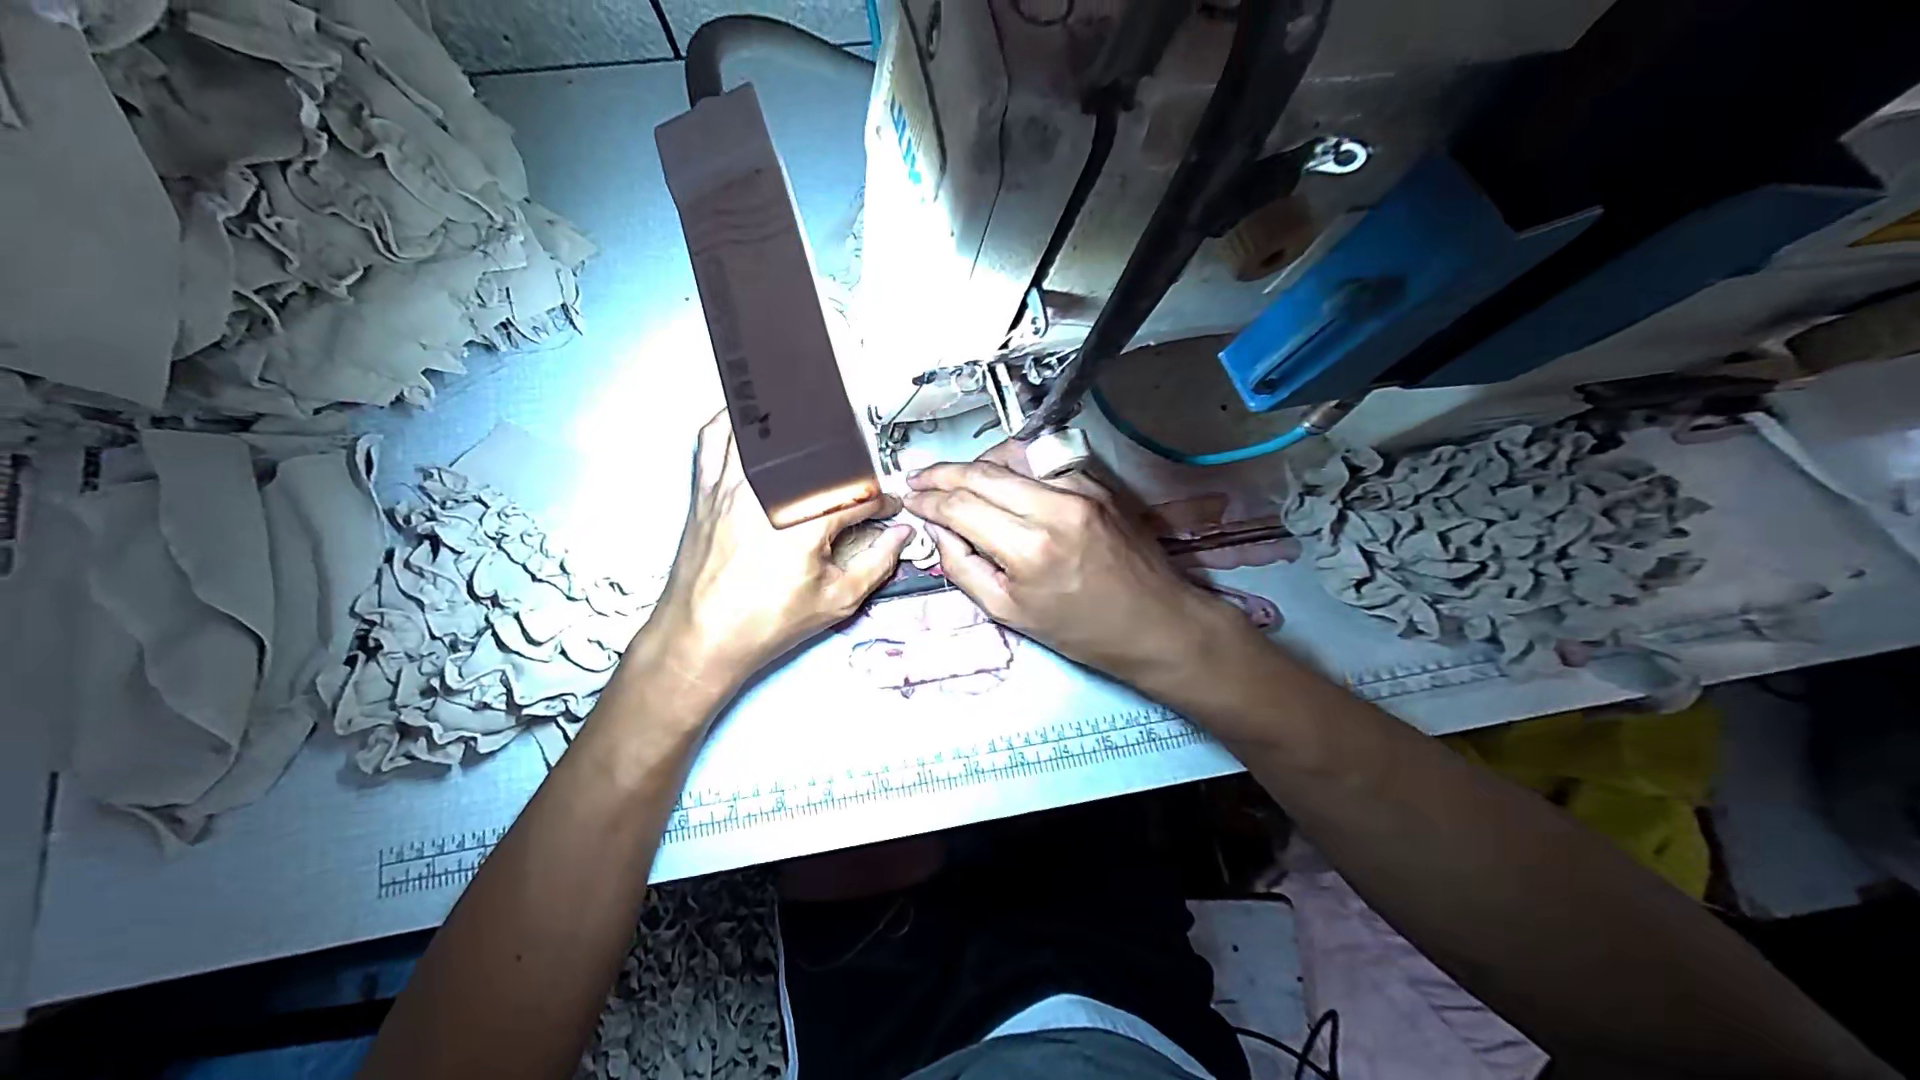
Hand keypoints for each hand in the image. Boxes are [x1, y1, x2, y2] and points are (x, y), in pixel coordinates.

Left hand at [633, 411, 909, 702]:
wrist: (701, 638)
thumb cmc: (757, 625)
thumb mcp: (836, 601)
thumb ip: (878, 563)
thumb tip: (899, 538)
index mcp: (805, 521)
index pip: (859, 494)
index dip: (881, 502)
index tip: (885, 509)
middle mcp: (766, 495)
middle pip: (820, 453)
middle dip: (849, 464)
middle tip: (856, 486)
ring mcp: (732, 487)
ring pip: (768, 434)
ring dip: (798, 431)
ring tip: (816, 442)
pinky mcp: (706, 490)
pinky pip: (714, 437)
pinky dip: (734, 423)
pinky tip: (754, 426)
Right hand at [904, 443, 1249, 685]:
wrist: (1155, 622)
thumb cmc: (1080, 630)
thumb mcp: (1010, 613)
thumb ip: (963, 568)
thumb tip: (936, 530)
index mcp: (1030, 548)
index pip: (961, 506)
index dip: (928, 500)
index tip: (910, 500)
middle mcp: (1055, 506)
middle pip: (981, 472)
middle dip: (941, 473)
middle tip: (918, 478)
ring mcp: (1080, 488)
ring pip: (1011, 455)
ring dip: (975, 463)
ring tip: (952, 478)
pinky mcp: (1096, 482)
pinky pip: (1042, 461)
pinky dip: (1012, 465)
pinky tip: (999, 479)